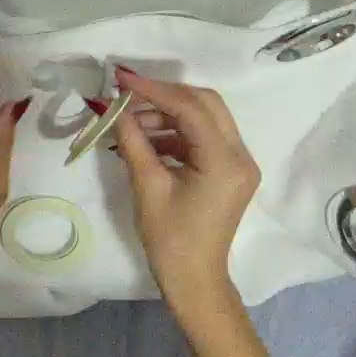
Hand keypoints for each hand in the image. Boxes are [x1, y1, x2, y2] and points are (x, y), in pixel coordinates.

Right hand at [110, 66, 259, 317]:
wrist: (193, 278)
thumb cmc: (169, 237)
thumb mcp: (146, 185)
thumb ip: (133, 140)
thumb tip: (115, 107)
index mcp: (225, 161)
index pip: (190, 108)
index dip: (153, 89)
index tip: (121, 79)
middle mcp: (240, 155)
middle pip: (205, 103)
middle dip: (164, 94)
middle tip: (127, 96)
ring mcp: (237, 162)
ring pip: (203, 116)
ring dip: (166, 112)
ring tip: (129, 123)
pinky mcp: (227, 169)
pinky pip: (201, 135)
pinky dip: (173, 130)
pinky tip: (144, 139)